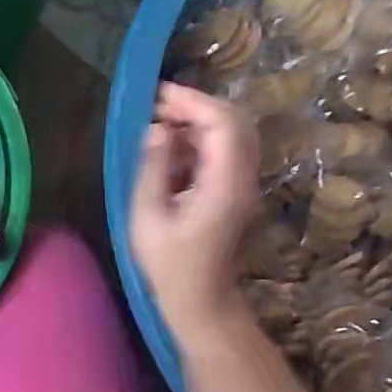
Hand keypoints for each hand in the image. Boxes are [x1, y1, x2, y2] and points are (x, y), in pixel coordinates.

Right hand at [131, 82, 259, 328]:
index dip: (193, 102)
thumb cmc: (167, 263)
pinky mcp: (233, 191)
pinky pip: (224, 152)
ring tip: (159, 121)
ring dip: (199, 121)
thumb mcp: (148, 217)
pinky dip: (200, 139)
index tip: (158, 94)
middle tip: (157, 104)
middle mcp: (243, 177)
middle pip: (234, 123)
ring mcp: (242, 184)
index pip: (222, 125)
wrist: (198, 297)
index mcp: (224, 183)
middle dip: (197, 105)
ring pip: (232, 135)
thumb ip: (153, 170)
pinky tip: (171, 146)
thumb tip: (157, 129)